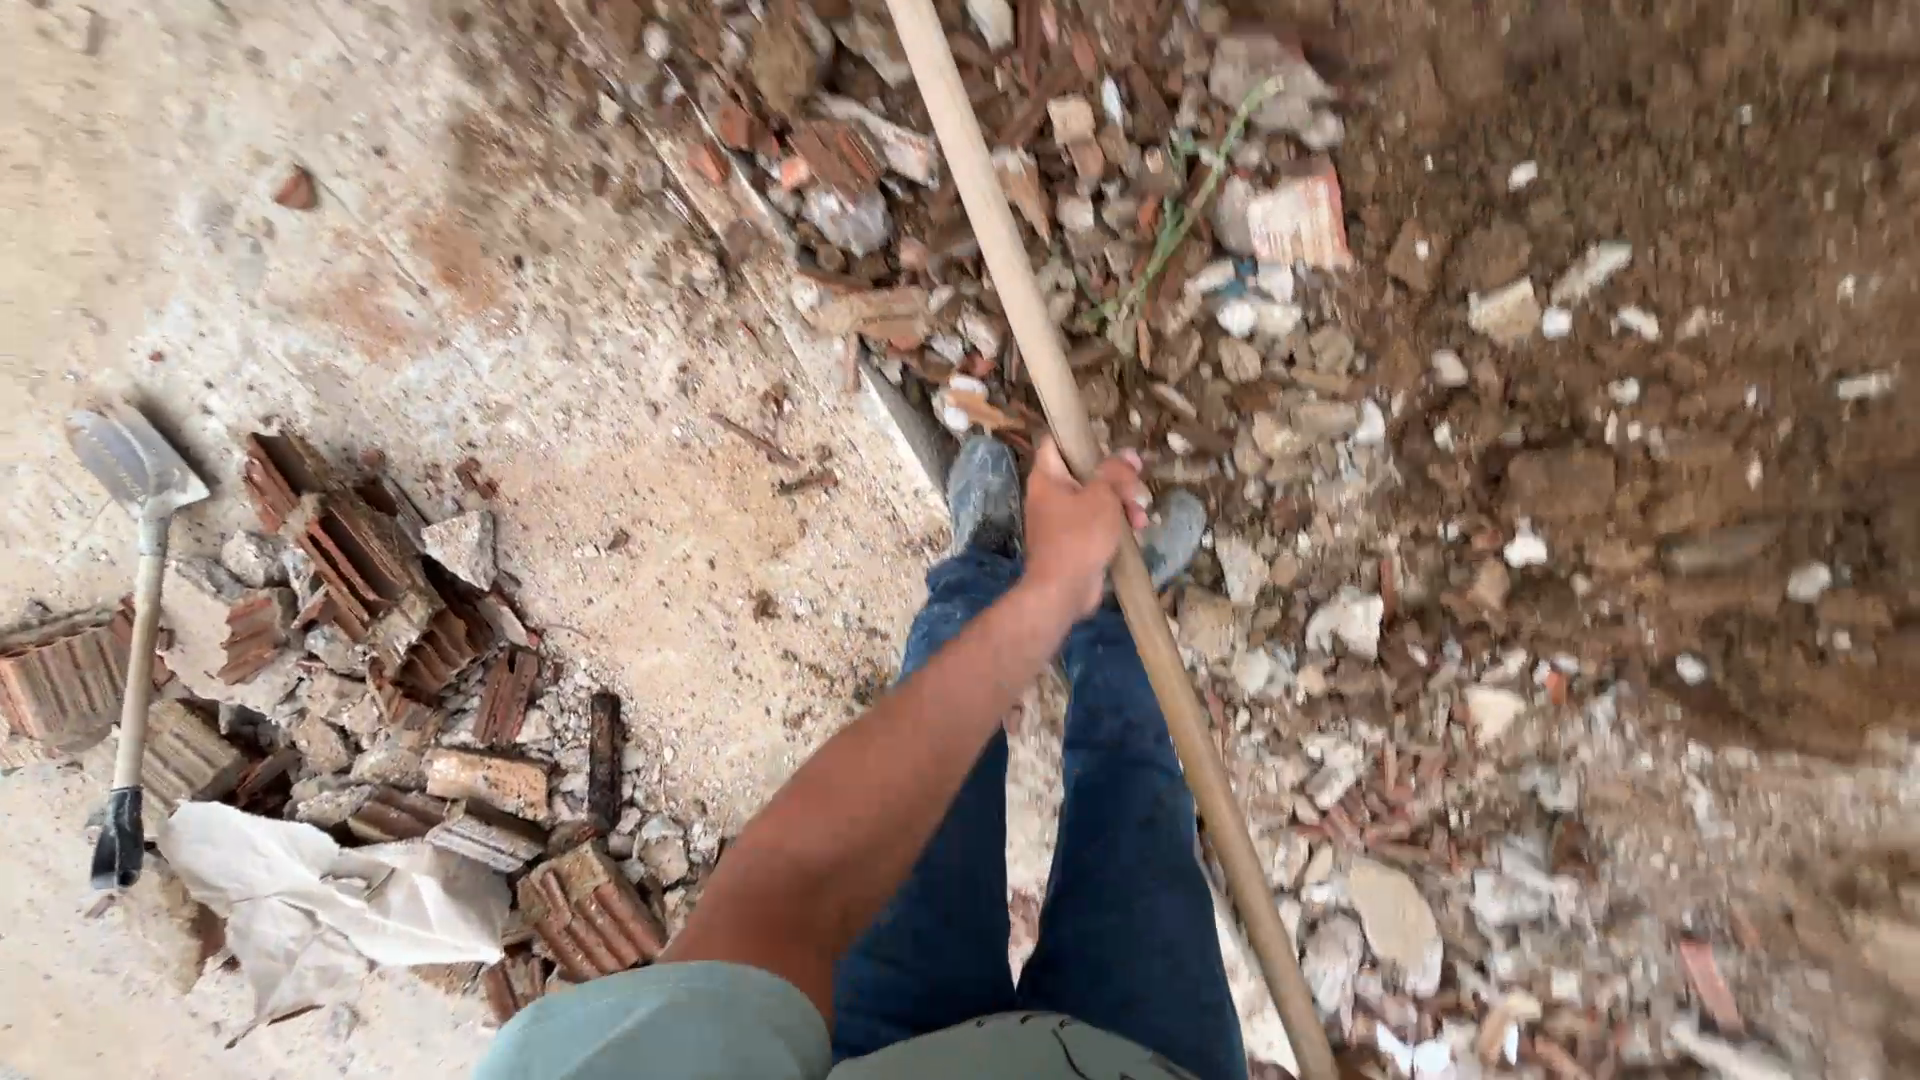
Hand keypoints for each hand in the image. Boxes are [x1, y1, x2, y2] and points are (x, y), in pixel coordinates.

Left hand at [1022, 437, 1147, 619]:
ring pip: (1097, 499)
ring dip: (1123, 505)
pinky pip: (1098, 523)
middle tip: (1138, 489)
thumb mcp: (1102, 496)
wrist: (1063, 590)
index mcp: (1047, 477)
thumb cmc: (1079, 536)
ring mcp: (1061, 520)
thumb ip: (1116, 472)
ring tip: (1141, 518)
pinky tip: (1137, 533)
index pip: (1055, 442)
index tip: (1109, 441)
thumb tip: (1128, 455)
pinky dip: (1116, 525)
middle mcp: (1050, 495)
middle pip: (1086, 473)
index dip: (1080, 436)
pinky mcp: (1074, 541)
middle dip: (1117, 480)